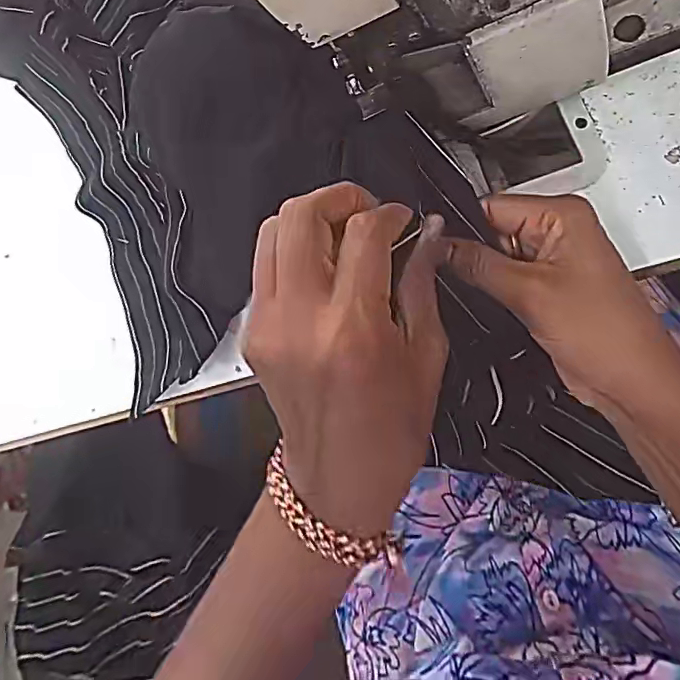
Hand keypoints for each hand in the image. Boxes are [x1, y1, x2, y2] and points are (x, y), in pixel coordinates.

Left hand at [244, 183, 447, 538]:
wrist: (337, 482)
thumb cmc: (393, 428)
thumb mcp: (426, 352)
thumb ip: (420, 282)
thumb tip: (424, 234)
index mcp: (352, 327)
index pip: (364, 232)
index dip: (390, 213)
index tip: (404, 218)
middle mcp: (300, 319)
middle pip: (301, 214)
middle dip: (341, 197)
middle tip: (368, 210)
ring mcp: (267, 324)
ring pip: (272, 230)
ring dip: (312, 218)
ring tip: (344, 234)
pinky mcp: (253, 332)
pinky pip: (267, 264)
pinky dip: (295, 249)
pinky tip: (325, 267)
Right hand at [444, 194, 679, 418]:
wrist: (633, 383)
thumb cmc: (611, 335)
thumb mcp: (532, 294)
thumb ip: (480, 265)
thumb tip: (443, 246)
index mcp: (564, 215)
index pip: (494, 205)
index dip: (463, 226)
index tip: (437, 246)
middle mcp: (562, 231)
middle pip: (495, 230)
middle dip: (476, 254)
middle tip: (460, 277)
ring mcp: (556, 261)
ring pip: (501, 258)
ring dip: (489, 277)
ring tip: (495, 298)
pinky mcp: (550, 288)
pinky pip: (512, 280)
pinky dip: (500, 292)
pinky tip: (501, 307)